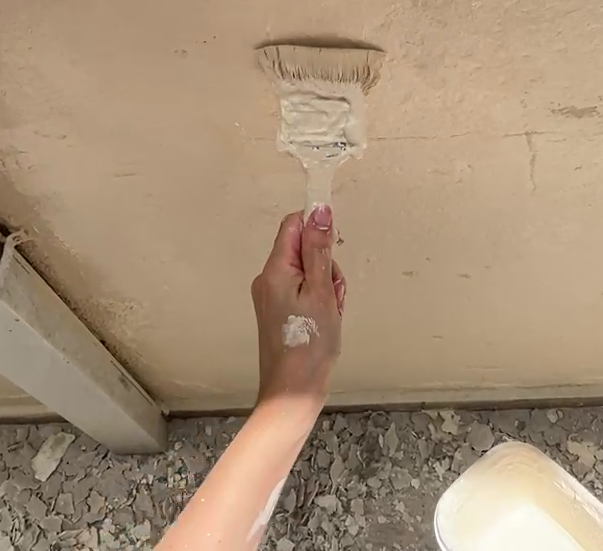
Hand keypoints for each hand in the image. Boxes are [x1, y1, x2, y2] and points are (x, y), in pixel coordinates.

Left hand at [250, 205, 345, 408]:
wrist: (293, 392)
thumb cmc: (310, 343)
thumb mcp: (322, 291)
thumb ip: (319, 249)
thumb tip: (319, 209)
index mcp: (275, 269)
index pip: (293, 225)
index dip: (316, 228)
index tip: (334, 249)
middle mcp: (268, 278)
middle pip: (302, 249)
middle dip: (326, 265)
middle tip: (333, 294)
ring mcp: (271, 295)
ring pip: (306, 271)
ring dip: (325, 285)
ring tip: (330, 312)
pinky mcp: (278, 310)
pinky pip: (302, 289)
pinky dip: (318, 299)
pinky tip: (324, 320)